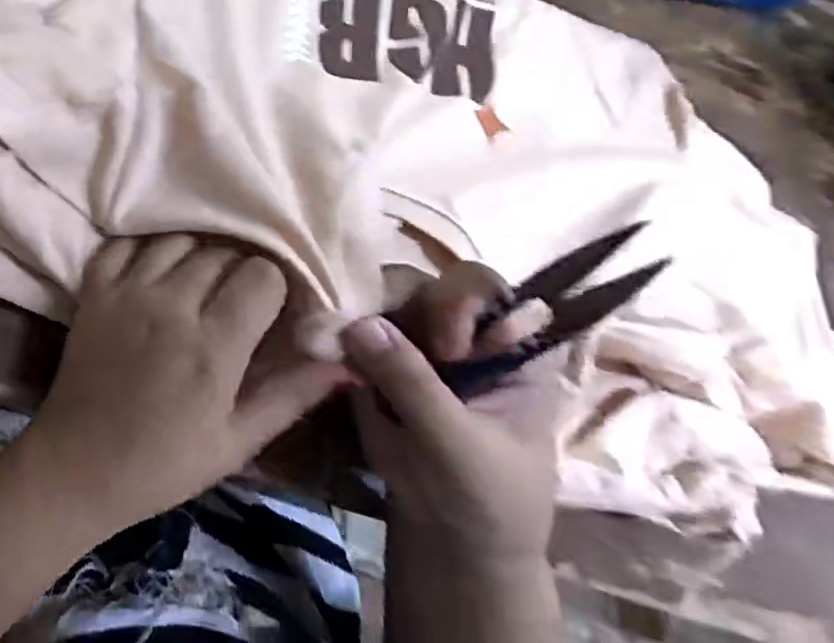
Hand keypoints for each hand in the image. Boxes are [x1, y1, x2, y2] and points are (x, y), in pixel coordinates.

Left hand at [16, 236, 352, 528]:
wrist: (78, 466)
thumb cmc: (164, 463)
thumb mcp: (236, 440)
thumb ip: (291, 394)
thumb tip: (346, 363)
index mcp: (213, 346)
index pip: (261, 275)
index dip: (272, 287)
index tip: (268, 308)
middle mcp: (171, 306)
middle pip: (221, 253)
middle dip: (237, 271)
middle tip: (234, 299)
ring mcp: (127, 292)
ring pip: (177, 240)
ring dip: (195, 254)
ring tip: (196, 284)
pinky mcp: (93, 290)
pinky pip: (124, 243)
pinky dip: (144, 248)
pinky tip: (154, 270)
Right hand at [342, 262, 562, 562]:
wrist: (451, 545)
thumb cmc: (484, 499)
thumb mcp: (458, 446)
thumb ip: (413, 384)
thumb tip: (359, 322)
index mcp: (510, 349)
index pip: (486, 292)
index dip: (461, 302)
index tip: (446, 346)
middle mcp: (463, 333)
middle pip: (425, 288)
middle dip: (393, 302)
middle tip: (364, 331)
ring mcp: (419, 344)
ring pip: (384, 304)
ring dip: (357, 313)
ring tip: (334, 339)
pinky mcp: (382, 359)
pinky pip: (357, 331)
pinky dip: (338, 334)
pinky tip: (322, 346)